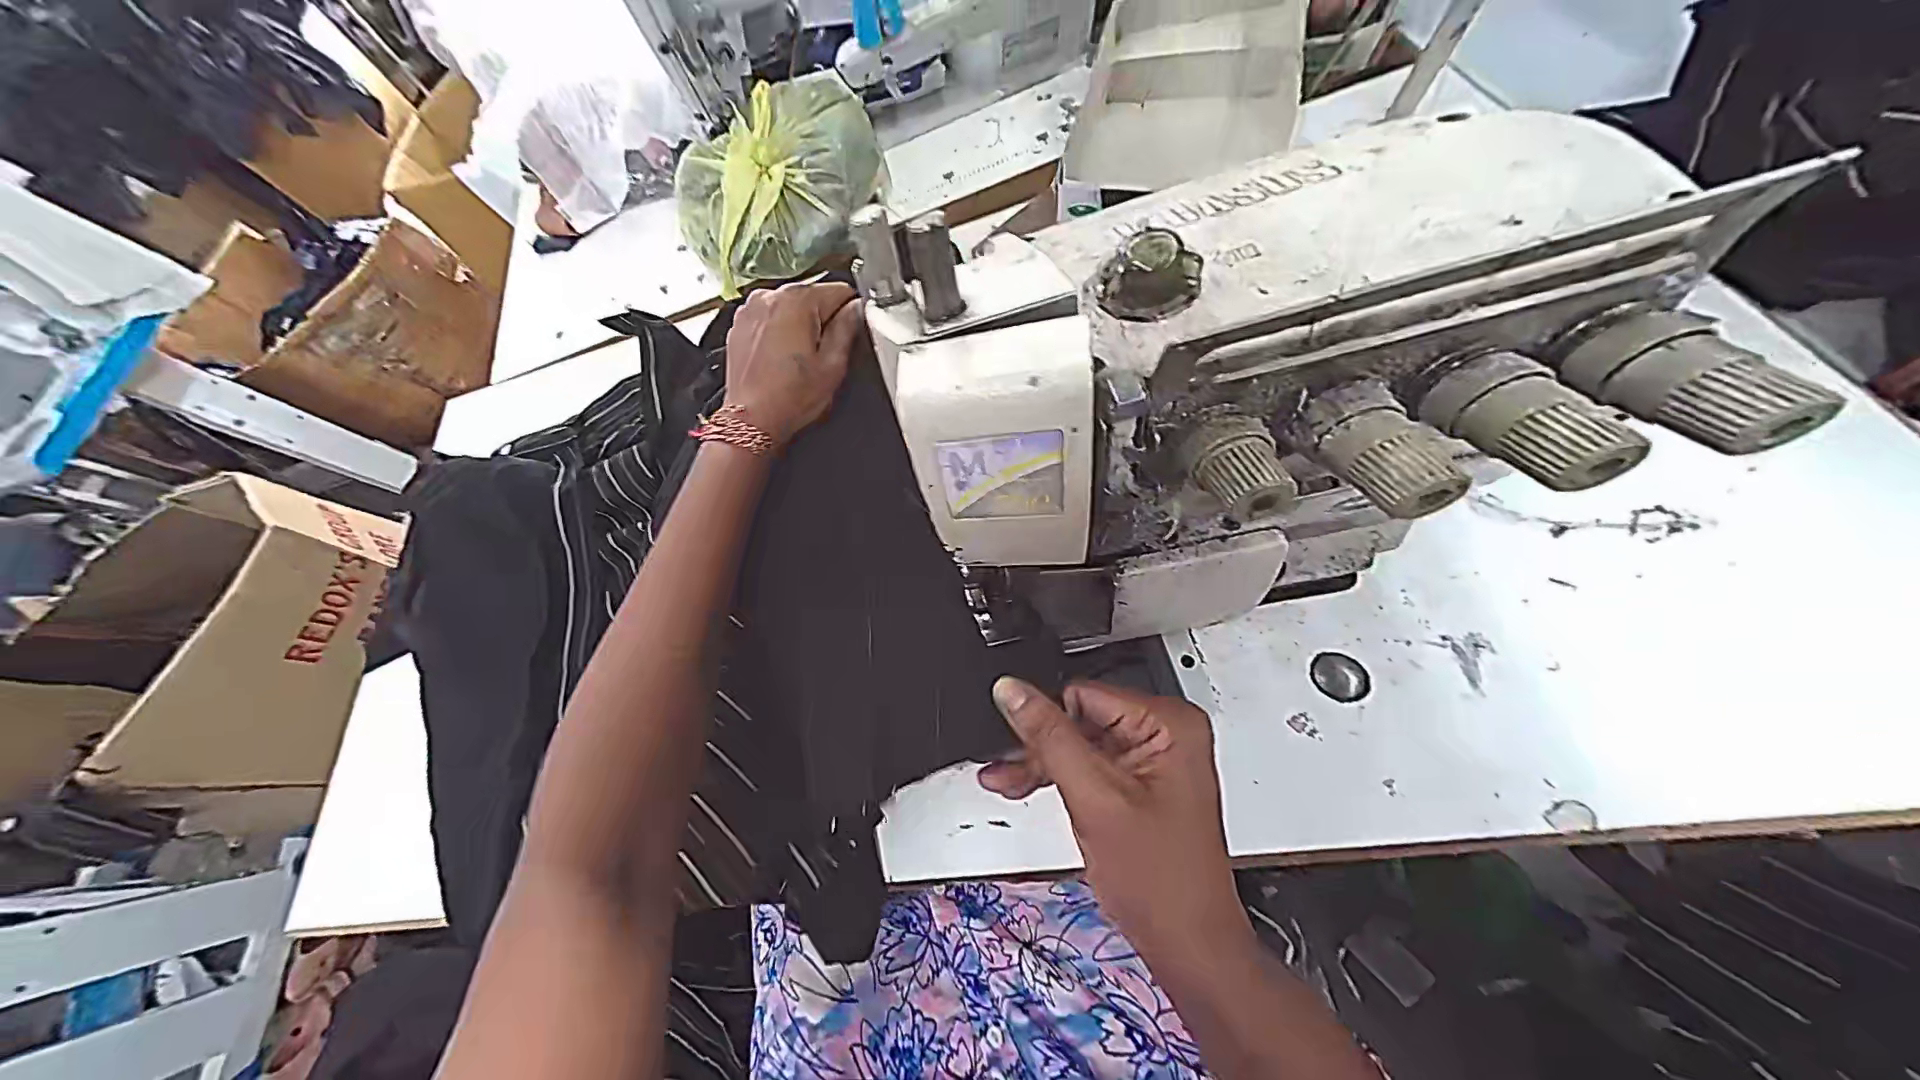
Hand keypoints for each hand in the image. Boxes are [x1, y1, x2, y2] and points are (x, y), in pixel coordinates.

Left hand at [722, 282, 864, 448]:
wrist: (751, 420)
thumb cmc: (787, 398)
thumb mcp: (833, 365)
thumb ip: (849, 328)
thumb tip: (856, 309)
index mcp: (796, 300)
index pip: (840, 290)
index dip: (850, 314)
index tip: (846, 337)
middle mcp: (769, 297)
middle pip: (813, 298)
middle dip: (823, 322)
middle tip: (820, 357)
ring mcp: (751, 310)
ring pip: (791, 309)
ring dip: (800, 328)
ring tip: (798, 361)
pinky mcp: (740, 325)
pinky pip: (770, 320)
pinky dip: (779, 334)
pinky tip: (781, 361)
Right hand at [981, 678, 1253, 959]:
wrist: (1187, 945)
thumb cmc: (1164, 883)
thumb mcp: (1094, 797)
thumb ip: (1048, 737)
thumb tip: (1013, 692)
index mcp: (1170, 723)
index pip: (1084, 694)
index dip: (1048, 723)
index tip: (1018, 745)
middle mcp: (1167, 732)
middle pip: (1080, 719)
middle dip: (1042, 748)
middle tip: (1011, 771)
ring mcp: (1155, 758)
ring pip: (1079, 742)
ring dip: (1044, 764)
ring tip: (1010, 782)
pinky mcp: (1142, 779)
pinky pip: (1091, 763)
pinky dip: (1061, 778)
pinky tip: (1030, 786)